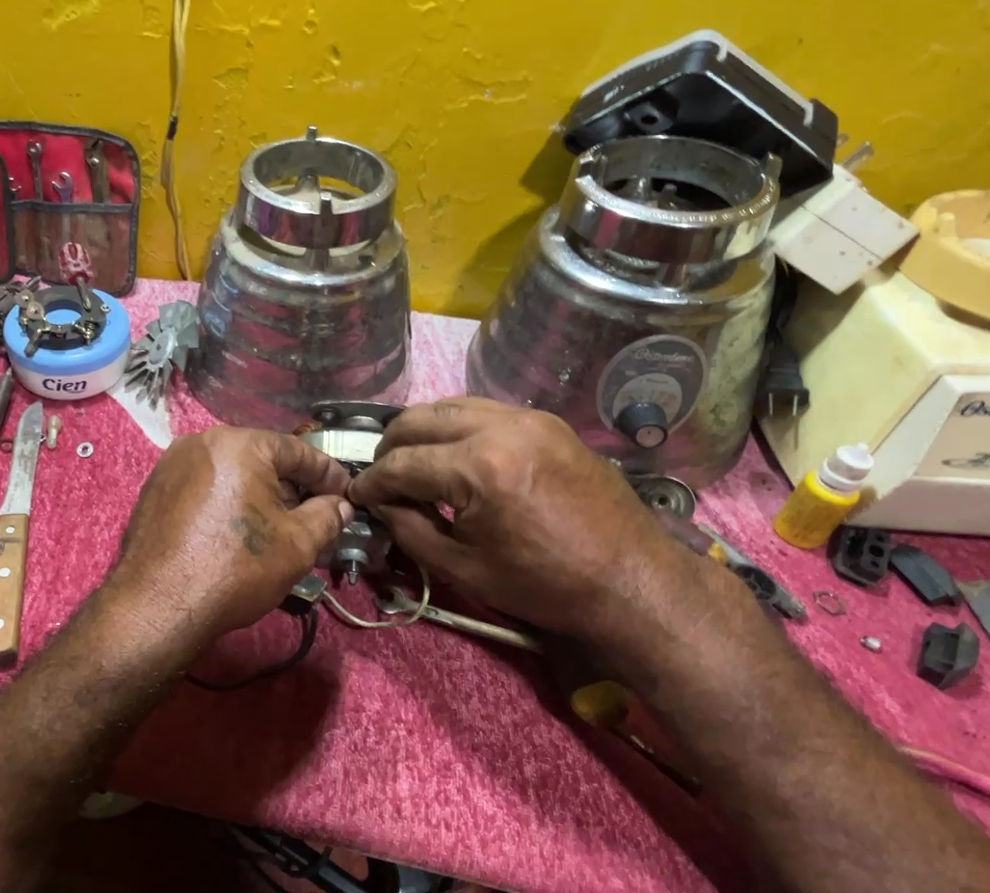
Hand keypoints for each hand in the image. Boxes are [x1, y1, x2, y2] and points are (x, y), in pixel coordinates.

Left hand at [103, 427, 350, 645]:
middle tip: (317, 516)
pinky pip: (204, 487)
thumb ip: (326, 517)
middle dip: (292, 487)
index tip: (347, 494)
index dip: (328, 474)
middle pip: (261, 459)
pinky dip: (227, 503)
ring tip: (281, 528)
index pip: (297, 451)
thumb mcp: (296, 545)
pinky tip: (239, 532)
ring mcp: (173, 464)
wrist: (158, 604)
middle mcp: (202, 442)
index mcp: (239, 443)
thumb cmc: (235, 568)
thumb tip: (340, 505)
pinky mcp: (156, 489)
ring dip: (259, 496)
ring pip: (231, 474)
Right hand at [347, 398, 687, 641]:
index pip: (402, 463)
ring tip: (412, 461)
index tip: (356, 496)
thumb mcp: (464, 568)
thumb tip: (379, 505)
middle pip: (419, 419)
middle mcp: (501, 427)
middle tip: (381, 477)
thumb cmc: (545, 585)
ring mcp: (528, 418)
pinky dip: (456, 425)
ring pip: (450, 405)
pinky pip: (484, 410)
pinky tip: (453, 454)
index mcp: (479, 468)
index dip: (373, 482)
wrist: (633, 581)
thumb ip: (410, 528)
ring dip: (422, 430)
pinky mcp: (547, 421)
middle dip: (390, 446)